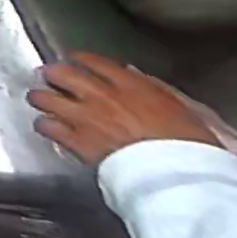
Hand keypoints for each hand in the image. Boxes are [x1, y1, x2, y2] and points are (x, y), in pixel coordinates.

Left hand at [27, 52, 219, 164]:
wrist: (184, 177)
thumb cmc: (194, 146)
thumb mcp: (182, 110)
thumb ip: (150, 91)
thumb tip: (130, 78)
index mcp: (131, 86)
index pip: (92, 61)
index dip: (79, 60)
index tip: (75, 62)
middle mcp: (100, 96)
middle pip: (58, 73)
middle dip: (52, 75)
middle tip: (52, 80)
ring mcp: (82, 116)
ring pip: (42, 97)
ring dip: (42, 100)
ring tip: (46, 104)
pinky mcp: (73, 139)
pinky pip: (44, 125)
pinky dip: (44, 125)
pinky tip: (49, 128)